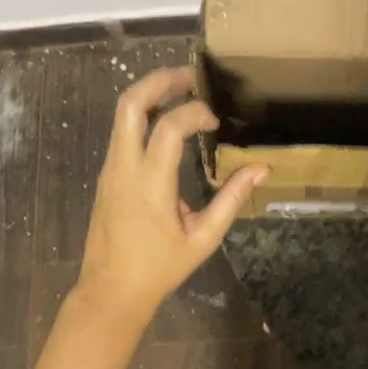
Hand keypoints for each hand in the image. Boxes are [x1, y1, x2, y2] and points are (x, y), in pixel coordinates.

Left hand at [75, 66, 266, 325]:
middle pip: (131, 104)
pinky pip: (121, 130)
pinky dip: (144, 113)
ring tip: (182, 89)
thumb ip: (231, 199)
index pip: (169, 127)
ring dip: (151, 93)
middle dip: (160, 80)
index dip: (195, 113)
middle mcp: (124, 168)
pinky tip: (167, 118)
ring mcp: (110, 168)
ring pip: (122, 113)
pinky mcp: (107, 173)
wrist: (110, 291)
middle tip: (191, 77)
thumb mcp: (203, 238)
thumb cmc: (159, 268)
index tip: (215, 123)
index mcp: (150, 184)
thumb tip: (260, 169)